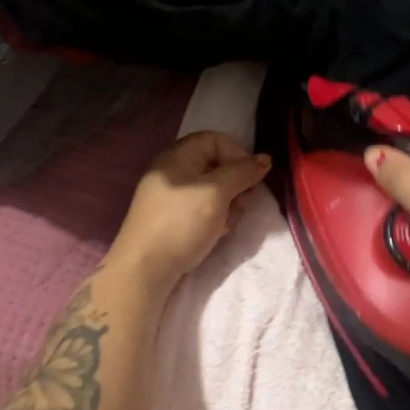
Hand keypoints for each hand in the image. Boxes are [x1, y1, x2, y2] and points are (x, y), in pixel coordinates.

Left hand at [108, 131, 270, 289]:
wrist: (144, 269)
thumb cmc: (181, 224)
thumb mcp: (216, 193)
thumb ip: (242, 172)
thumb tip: (265, 158)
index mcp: (178, 157)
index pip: (215, 140)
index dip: (238, 154)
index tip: (252, 179)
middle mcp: (173, 172)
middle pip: (216, 166)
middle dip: (236, 184)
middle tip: (241, 205)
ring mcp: (171, 197)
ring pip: (213, 191)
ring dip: (229, 205)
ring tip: (227, 224)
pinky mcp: (172, 220)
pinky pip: (202, 209)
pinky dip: (215, 218)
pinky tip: (216, 234)